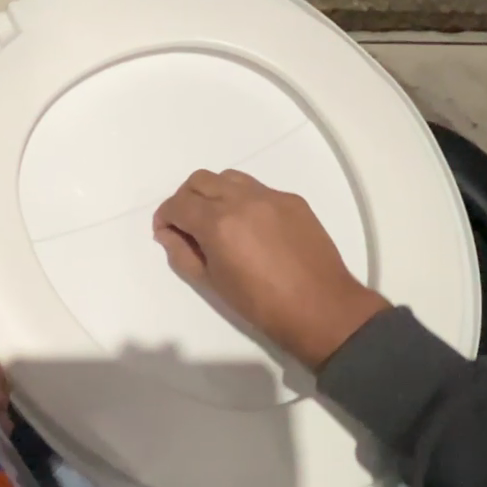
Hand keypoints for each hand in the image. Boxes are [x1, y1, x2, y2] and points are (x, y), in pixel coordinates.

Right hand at [153, 169, 389, 368]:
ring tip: (219, 221)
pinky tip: (252, 227)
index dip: (165, 217)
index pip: (178, 204)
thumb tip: (168, 234)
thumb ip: (182, 253)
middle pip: (199, 180)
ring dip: (214, 193)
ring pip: (229, 177)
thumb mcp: (212, 284)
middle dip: (186, 199)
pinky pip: (258, 189)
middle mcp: (242, 200)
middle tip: (188, 225)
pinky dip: (243, 200)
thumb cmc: (261, 305)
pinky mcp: (292, 200)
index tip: (166, 232)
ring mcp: (270, 196)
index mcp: (218, 223)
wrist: (321, 308)